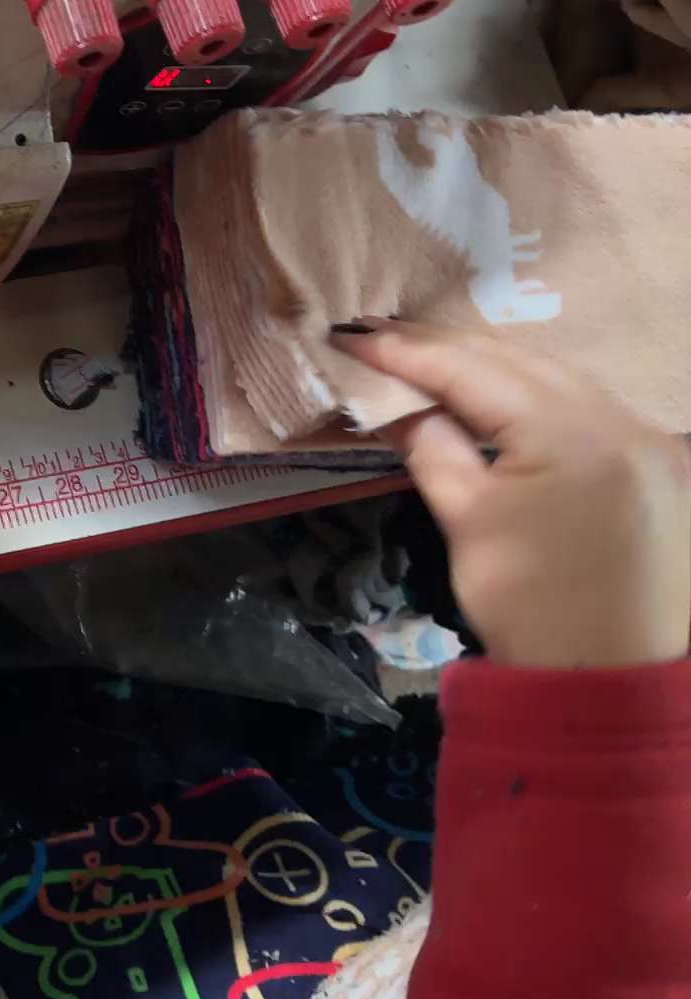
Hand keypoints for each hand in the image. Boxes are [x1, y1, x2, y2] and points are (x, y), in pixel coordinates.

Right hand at [332, 321, 690, 667]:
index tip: (348, 336)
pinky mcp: (649, 458)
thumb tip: (392, 404)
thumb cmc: (526, 595)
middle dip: (442, 344)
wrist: (615, 666)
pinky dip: (517, 387)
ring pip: (552, 375)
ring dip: (480, 361)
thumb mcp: (466, 517)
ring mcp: (646, 437)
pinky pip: (574, 401)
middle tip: (375, 332)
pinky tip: (482, 386)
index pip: (474, 373)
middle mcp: (624, 421)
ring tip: (416, 350)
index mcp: (575, 436)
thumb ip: (430, 448)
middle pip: (521, 360)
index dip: (405, 352)